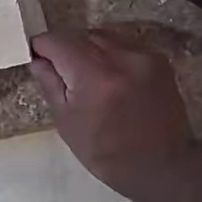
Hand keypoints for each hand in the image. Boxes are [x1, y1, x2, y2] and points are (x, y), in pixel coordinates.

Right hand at [28, 29, 200, 193]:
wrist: (163, 166)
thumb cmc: (108, 154)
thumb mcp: (68, 124)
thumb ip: (51, 85)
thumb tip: (38, 60)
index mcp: (95, 77)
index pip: (58, 42)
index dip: (43, 47)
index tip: (38, 57)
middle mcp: (121, 58)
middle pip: (81, 36)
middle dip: (66, 49)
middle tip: (63, 73)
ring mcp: (144, 56)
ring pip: (104, 37)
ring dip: (90, 50)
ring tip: (90, 78)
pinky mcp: (159, 59)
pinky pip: (125, 45)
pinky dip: (112, 55)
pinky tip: (113, 79)